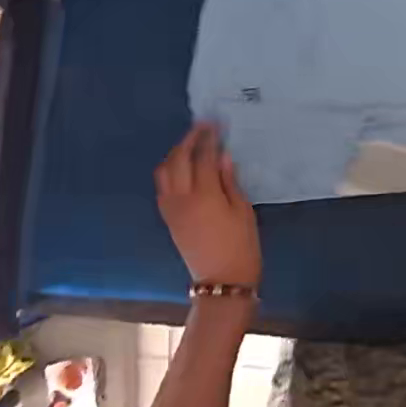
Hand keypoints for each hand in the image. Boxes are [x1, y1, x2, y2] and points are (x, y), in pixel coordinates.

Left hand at [154, 124, 259, 288]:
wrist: (222, 282)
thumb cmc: (241, 246)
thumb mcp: (243, 210)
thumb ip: (230, 180)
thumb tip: (222, 156)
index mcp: (205, 195)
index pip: (204, 157)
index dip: (209, 138)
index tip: (214, 124)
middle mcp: (182, 198)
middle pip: (178, 159)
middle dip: (188, 140)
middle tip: (201, 128)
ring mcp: (172, 208)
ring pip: (165, 171)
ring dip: (175, 153)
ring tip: (190, 145)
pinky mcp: (168, 218)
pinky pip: (162, 186)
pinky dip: (170, 171)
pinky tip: (181, 168)